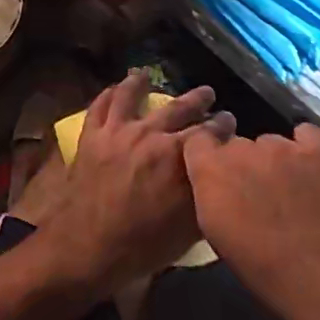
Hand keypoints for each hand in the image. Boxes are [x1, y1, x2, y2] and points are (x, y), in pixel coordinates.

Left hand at [34, 71, 232, 295]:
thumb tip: (220, 175)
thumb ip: (206, 193)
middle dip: (196, 100)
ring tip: (147, 74)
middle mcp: (149, 134)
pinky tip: (113, 88)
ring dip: (142, 83)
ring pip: (132, 95)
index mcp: (178, 155)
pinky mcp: (92, 134)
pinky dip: (108, 93)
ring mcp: (117, 130)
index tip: (229, 118)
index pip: (208, 132)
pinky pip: (100, 105)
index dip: (221, 124)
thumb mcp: (191, 227)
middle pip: (177, 108)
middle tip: (207, 92)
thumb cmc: (145, 244)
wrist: (90, 245)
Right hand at [183, 123, 319, 319]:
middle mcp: (242, 149)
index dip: (210, 154)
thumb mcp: (218, 235)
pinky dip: (311, 151)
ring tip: (300, 193)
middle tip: (265, 195)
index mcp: (211, 170)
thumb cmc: (269, 272)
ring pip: (273, 144)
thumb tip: (214, 181)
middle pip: (238, 144)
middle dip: (247, 164)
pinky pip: (308, 136)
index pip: (198, 139)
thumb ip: (209, 195)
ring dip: (279, 162)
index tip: (221, 173)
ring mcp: (284, 146)